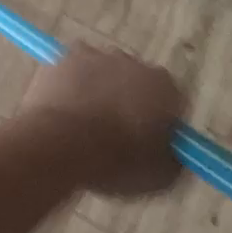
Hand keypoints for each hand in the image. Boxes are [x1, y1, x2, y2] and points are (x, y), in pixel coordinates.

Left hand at [22, 44, 185, 196]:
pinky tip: (61, 110)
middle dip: (127, 104)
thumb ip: (171, 158)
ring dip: (97, 92)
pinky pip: (71, 72)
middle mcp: (134, 63)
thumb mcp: (158, 175)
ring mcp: (96, 57)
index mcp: (165, 88)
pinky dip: (69, 86)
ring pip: (101, 74)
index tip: (146, 143)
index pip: (171, 102)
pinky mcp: (63, 59)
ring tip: (81, 124)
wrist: (61, 144)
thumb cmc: (116, 161)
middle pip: (135, 83)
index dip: (158, 124)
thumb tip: (168, 153)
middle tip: (112, 134)